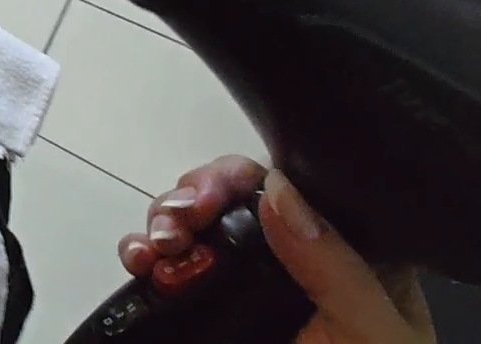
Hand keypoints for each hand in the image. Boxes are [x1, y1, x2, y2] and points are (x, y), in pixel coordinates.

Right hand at [118, 157, 434, 342]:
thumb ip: (334, 264)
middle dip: (186, 199)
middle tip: (178, 224)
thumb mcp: (371, 334)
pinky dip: (137, 248)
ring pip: (180, 217)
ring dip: (158, 222)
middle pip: (219, 194)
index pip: (280, 188)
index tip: (210, 199)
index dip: (234, 178)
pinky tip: (139, 259)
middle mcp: (279, 257)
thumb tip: (277, 188)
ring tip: (158, 250)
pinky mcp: (192, 294)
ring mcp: (230, 275)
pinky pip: (154, 252)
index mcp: (335, 257)